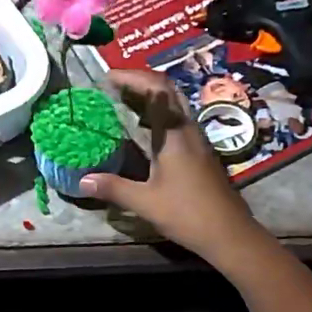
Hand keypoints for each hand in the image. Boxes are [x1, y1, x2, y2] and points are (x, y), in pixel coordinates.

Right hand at [80, 70, 272, 265]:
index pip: (156, 90)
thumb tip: (82, 181)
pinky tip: (148, 133)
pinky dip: (161, 117)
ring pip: (176, 107)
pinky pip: (180, 123)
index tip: (108, 77)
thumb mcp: (146, 203)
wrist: (229, 233)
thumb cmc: (188, 215)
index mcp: (174, 135)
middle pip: (169, 91)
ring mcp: (199, 142)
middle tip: (116, 85)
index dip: (132, 77)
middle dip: (142, 82)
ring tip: (126, 104)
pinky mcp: (203, 155)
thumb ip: (114, 189)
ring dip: (152, 98)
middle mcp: (189, 131)